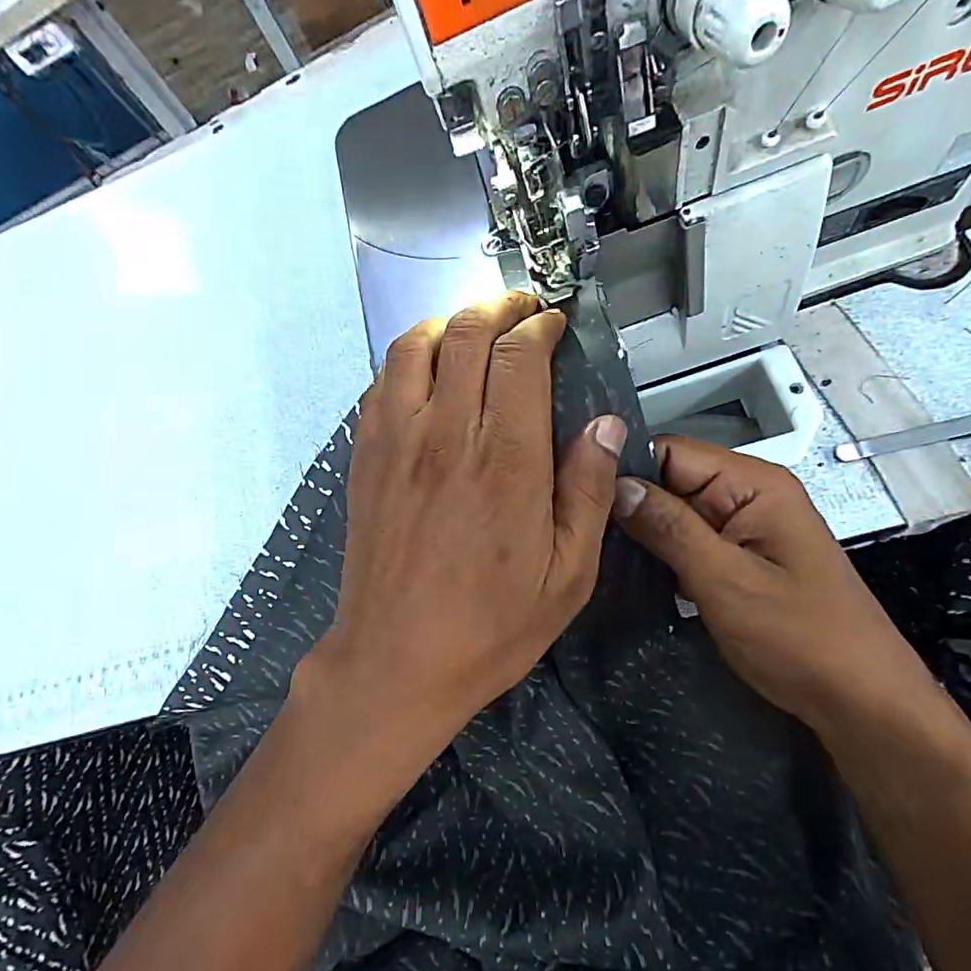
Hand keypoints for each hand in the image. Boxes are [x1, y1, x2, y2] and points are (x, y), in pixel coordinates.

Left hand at [297, 292, 626, 770]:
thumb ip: (589, 493)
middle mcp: (445, 436)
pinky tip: (428, 368)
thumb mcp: (569, 575)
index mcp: (506, 463)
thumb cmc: (492, 627)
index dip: (540, 328)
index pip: (519, 359)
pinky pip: (382, 382)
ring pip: (414, 346)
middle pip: (466, 335)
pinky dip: (409, 356)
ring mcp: (395, 443)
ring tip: (476, 325)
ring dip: (449, 321)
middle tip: (522, 307)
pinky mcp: (364, 459)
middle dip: (499, 307)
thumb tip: (605, 426)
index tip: (556, 324)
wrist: (395, 663)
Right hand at [611, 436, 937, 727]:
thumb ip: (670, 529)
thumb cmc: (800, 637)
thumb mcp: (727, 582)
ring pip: (680, 517)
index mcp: (755, 484)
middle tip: (581, 538)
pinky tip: (636, 577)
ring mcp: (748, 530)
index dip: (627, 471)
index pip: (672, 452)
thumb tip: (616, 485)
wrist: (859, 696)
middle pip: (674, 482)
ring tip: (598, 557)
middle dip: (633, 508)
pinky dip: (668, 559)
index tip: (579, 500)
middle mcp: (751, 495)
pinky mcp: (744, 561)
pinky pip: (695, 545)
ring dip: (648, 537)